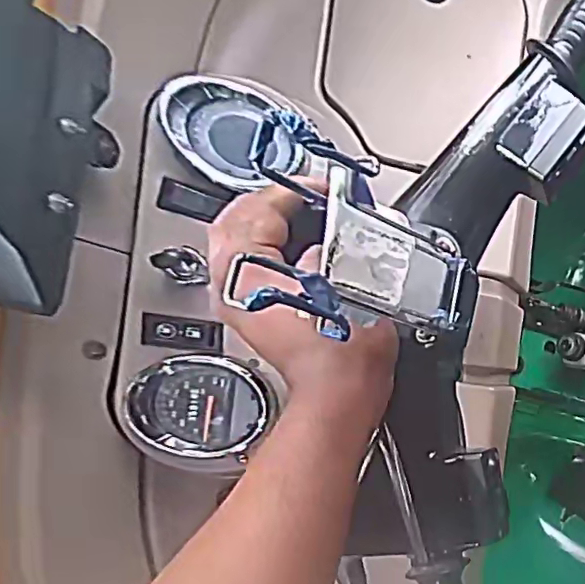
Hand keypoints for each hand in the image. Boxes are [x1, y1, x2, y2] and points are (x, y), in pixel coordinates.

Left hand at [206, 183, 397, 414]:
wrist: (340, 396)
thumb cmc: (344, 356)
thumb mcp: (352, 289)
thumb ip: (336, 252)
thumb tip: (330, 236)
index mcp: (247, 272)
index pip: (258, 209)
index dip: (293, 190)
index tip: (319, 187)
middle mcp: (231, 285)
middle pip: (234, 221)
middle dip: (270, 203)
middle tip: (304, 198)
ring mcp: (238, 303)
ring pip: (237, 245)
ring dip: (266, 227)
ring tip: (301, 219)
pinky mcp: (253, 317)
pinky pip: (247, 269)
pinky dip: (268, 252)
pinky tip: (297, 253)